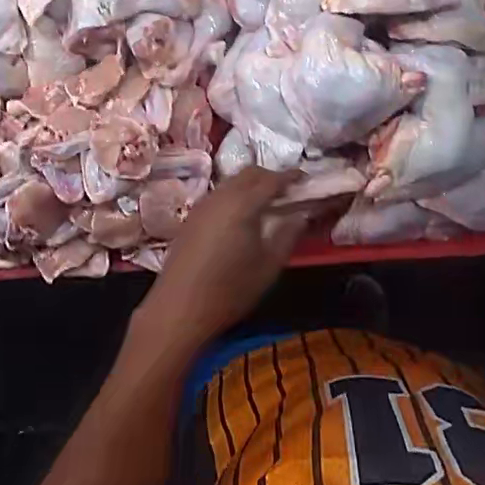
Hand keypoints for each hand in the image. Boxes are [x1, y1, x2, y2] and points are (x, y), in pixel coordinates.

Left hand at [138, 168, 308, 349]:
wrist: (178, 310)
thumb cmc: (230, 290)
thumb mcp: (269, 265)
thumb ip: (288, 235)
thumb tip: (301, 215)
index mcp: (244, 204)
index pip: (272, 180)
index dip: (292, 176)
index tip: (306, 179)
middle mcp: (221, 197)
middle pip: (249, 173)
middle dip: (270, 177)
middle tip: (288, 192)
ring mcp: (202, 206)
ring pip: (231, 182)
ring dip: (251, 185)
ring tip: (267, 204)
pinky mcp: (191, 219)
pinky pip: (219, 195)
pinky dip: (236, 196)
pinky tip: (242, 217)